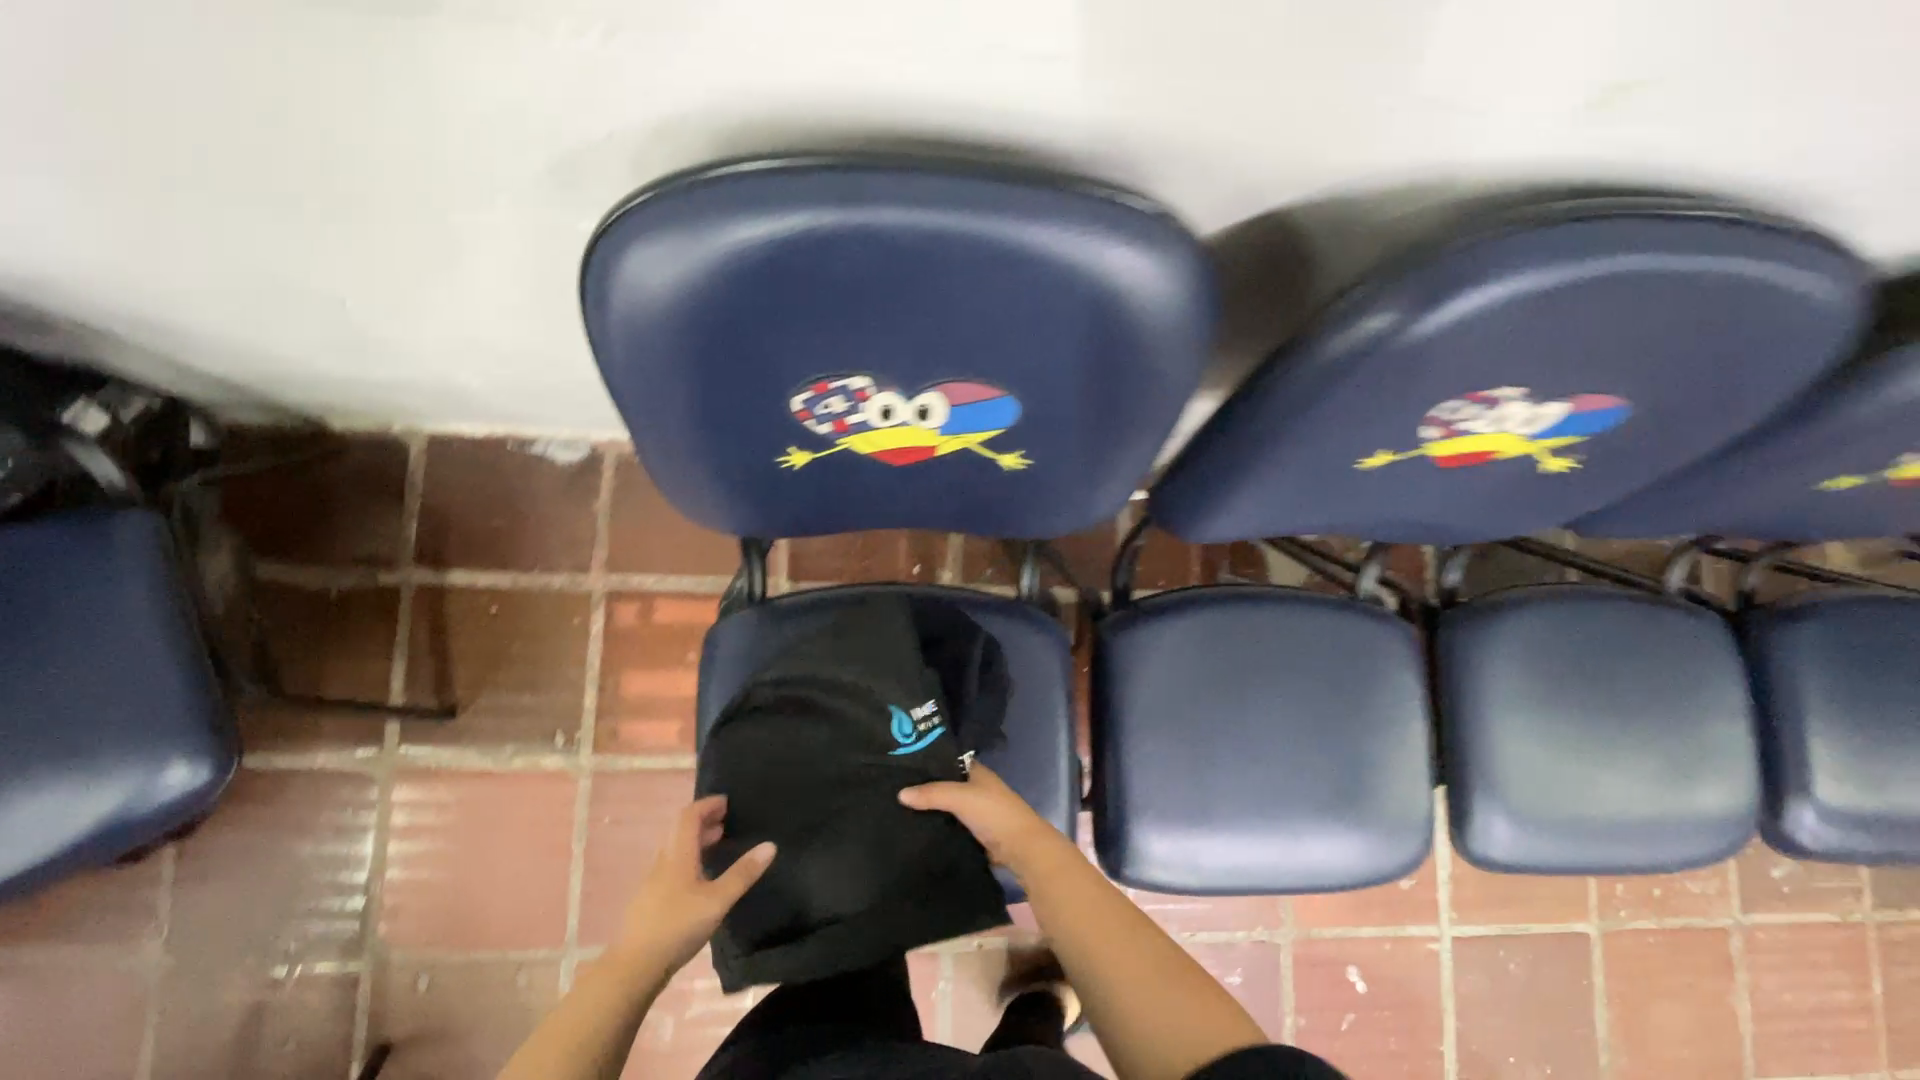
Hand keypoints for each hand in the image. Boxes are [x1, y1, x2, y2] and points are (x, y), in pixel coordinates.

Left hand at [615, 796, 774, 972]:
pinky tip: (701, 879)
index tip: (727, 802)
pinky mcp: (651, 900)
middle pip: (680, 830)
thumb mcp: (717, 900)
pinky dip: (689, 859)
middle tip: (727, 821)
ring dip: (696, 840)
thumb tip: (770, 845)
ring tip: (718, 844)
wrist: (634, 966)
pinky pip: (672, 866)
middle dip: (703, 821)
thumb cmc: (677, 926)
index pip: (689, 816)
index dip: (707, 804)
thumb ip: (743, 873)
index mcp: (677, 855)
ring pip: (675, 849)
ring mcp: (653, 882)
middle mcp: (663, 862)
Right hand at [898, 763, 1066, 872]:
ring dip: (929, 810)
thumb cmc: (994, 813)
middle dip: (924, 789)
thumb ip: (931, 793)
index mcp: (976, 772)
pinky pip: (950, 827)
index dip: (927, 762)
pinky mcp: (974, 834)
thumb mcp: (960, 797)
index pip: (947, 762)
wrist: (1021, 848)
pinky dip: (937, 828)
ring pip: (947, 808)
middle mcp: (976, 788)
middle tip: (892, 790)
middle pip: (945, 786)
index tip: (900, 766)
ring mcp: (976, 812)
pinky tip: (916, 830)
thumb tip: (900, 794)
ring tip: (897, 810)